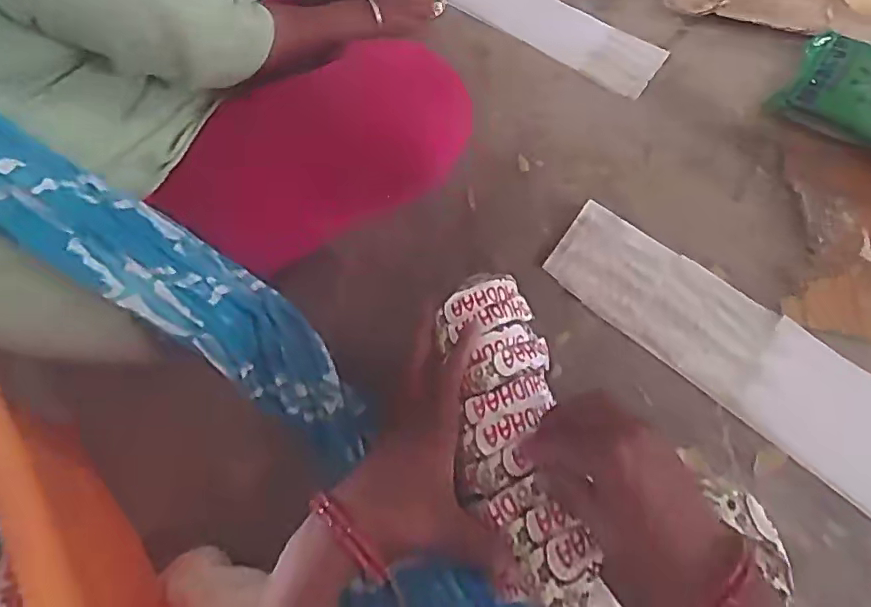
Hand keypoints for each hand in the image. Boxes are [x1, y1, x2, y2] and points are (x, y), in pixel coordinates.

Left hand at [329, 320, 508, 573]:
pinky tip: (409, 395)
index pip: (450, 378)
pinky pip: (398, 403)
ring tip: (423, 340)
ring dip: (414, 356)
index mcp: (435, 427)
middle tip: (431, 305)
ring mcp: (393, 428)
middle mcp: (414, 418)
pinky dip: (406, 388)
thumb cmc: (403, 515)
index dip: (462, 348)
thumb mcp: (448, 528)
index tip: (472, 320)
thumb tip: (517, 566)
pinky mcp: (381, 443)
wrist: (352, 526)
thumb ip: (483, 542)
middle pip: (418, 366)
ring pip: (405, 380)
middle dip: (425, 334)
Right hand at [522, 394, 744, 606]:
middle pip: (584, 407)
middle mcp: (626, 431)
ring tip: (562, 439)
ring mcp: (645, 432)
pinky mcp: (658, 440)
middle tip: (539, 438)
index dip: (537, 445)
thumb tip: (547, 471)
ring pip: (603, 406)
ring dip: (578, 415)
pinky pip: (619, 416)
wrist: (704, 569)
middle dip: (557, 419)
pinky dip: (599, 421)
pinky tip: (590, 446)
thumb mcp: (600, 531)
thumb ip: (571, 492)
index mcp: (608, 454)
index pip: (561, 438)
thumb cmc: (648, 559)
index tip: (522, 452)